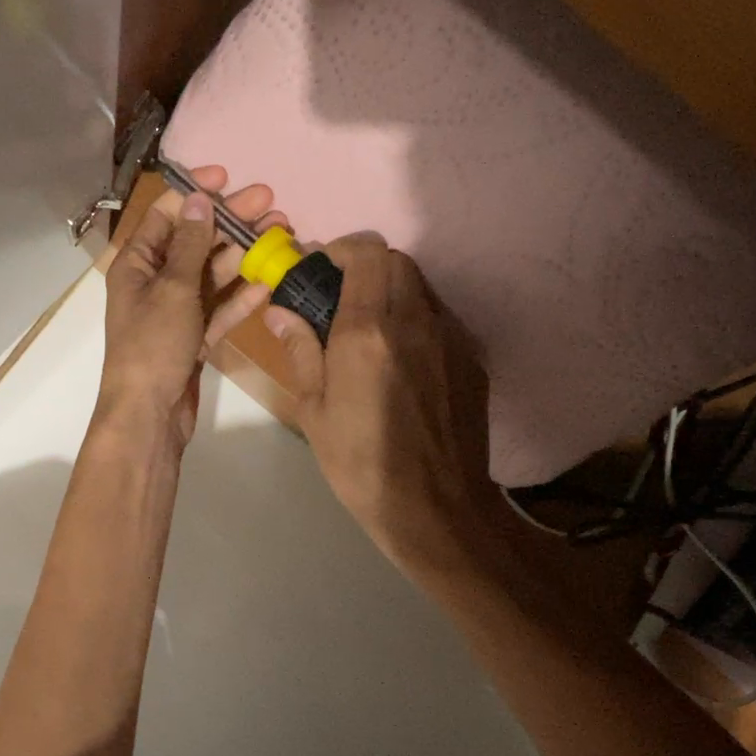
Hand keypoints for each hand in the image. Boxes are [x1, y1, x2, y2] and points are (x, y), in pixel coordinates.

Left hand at [99, 165, 285, 447]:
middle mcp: (152, 283)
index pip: (165, 216)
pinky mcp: (191, 339)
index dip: (196, 194)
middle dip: (230, 222)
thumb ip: (190, 245)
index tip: (230, 179)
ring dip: (243, 256)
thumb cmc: (153, 347)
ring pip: (210, 275)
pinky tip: (269, 283)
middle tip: (273, 205)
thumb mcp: (172, 289)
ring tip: (282, 235)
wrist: (148, 416)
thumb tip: (199, 199)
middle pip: (194, 242)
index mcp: (135, 265)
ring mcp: (173, 313)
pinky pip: (218, 310)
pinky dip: (240, 297)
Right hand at [265, 233, 503, 576]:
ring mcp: (451, 338)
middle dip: (365, 267)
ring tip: (367, 331)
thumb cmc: (359, 464)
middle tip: (338, 298)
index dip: (340, 250)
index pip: (366, 254)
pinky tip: (398, 362)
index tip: (319, 268)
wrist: (434, 506)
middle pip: (397, 261)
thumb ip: (301, 351)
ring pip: (421, 288)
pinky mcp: (472, 358)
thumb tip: (283, 311)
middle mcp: (416, 321)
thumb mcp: (313, 412)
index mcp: (368, 333)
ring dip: (391, 292)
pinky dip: (414, 321)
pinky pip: (439, 320)